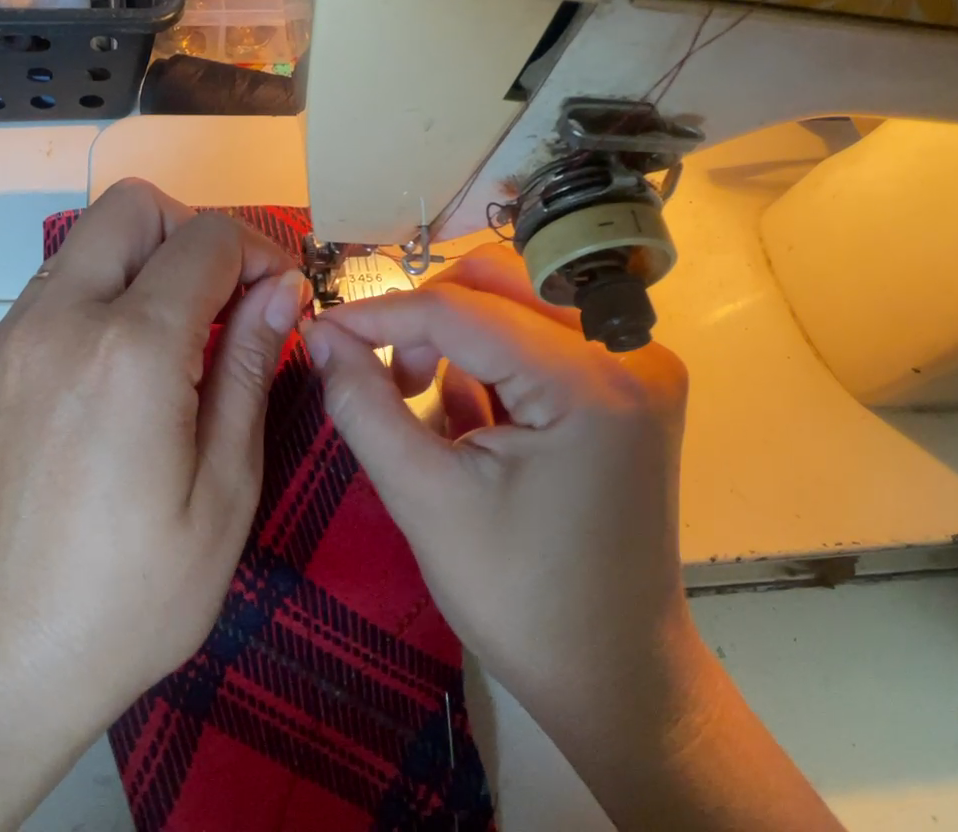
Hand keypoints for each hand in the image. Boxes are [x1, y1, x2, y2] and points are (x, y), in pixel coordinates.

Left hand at [0, 178, 308, 734]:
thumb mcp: (225, 489)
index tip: (282, 300)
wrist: (4, 661)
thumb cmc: (136, 593)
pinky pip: (53, 291)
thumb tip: (281, 292)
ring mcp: (9, 340)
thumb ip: (251, 369)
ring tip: (182, 340)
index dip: (260, 254)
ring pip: (86, 243)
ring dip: (145, 261)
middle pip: (132, 207)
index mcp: (130, 348)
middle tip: (229, 301)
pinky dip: (102, 295)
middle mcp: (58, 320)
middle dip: (194, 231)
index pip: (207, 240)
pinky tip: (125, 372)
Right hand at [300, 243, 690, 719]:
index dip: (379, 314)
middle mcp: (631, 352)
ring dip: (455, 339)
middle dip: (425, 318)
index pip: (461, 310)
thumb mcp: (424, 496)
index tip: (321, 329)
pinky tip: (468, 419)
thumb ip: (363, 403)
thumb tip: (320, 333)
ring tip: (420, 402)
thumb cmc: (518, 596)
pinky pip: (539, 340)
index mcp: (590, 379)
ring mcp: (637, 368)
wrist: (611, 673)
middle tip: (384, 373)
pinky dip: (489, 363)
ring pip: (517, 305)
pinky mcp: (627, 390)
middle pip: (498, 284)